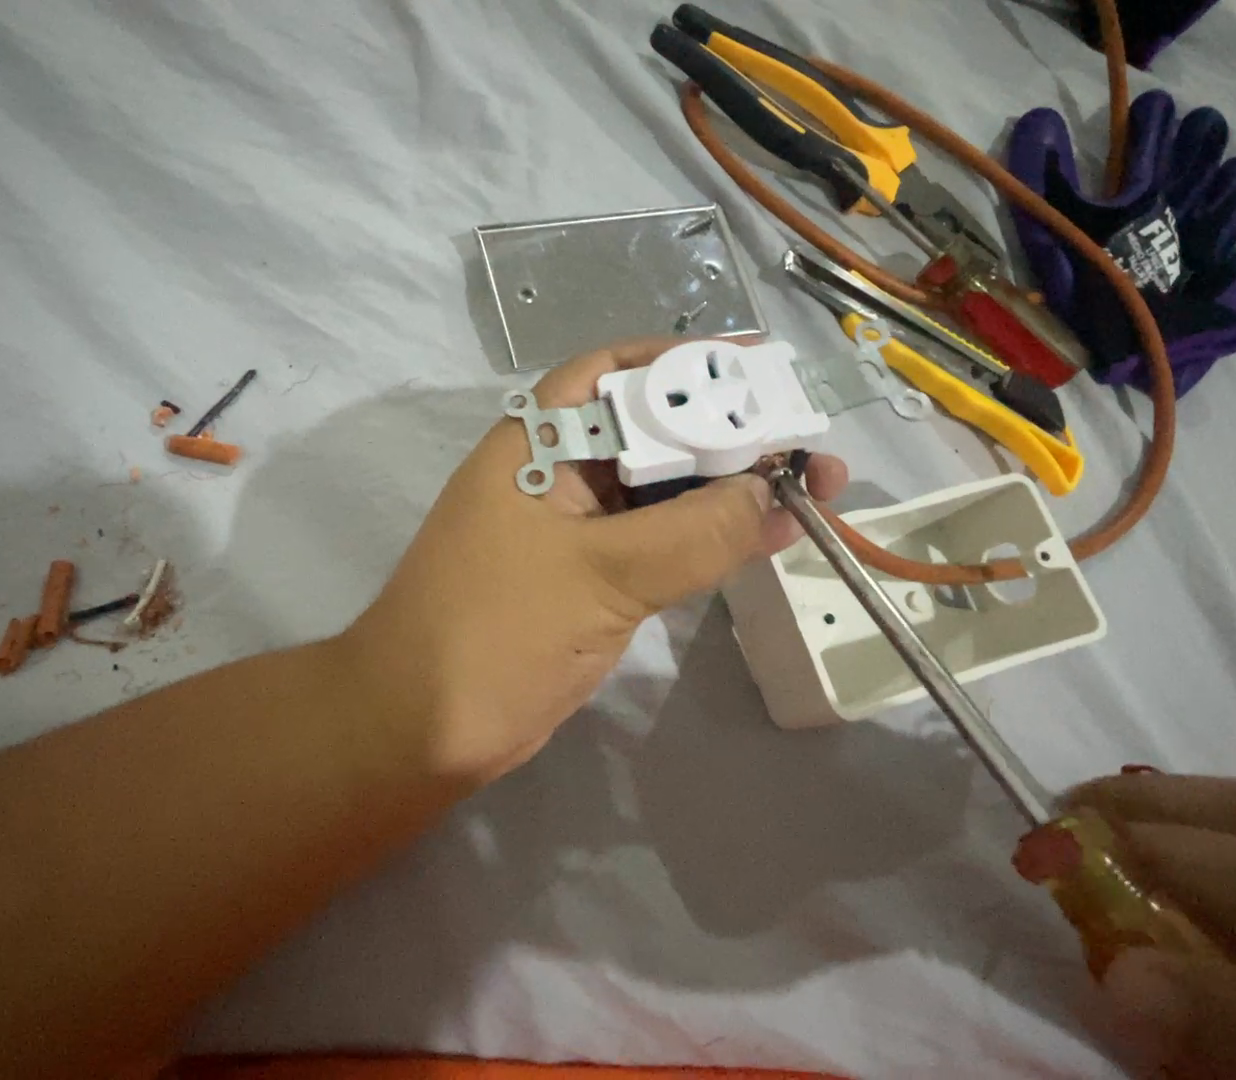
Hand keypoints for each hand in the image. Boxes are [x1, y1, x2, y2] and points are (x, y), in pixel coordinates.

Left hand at [342, 338, 846, 784]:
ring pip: (661, 489)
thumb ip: (693, 533)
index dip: (691, 363)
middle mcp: (556, 472)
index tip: (764, 368)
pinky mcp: (587, 577)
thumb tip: (775, 495)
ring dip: (728, 488)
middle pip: (652, 430)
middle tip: (811, 446)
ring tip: (810, 490)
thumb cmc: (495, 636)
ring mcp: (572, 528)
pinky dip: (707, 537)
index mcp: (538, 444)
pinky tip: (765, 537)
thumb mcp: (600, 576)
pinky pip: (658, 540)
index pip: (619, 373)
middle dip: (729, 432)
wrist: (424, 731)